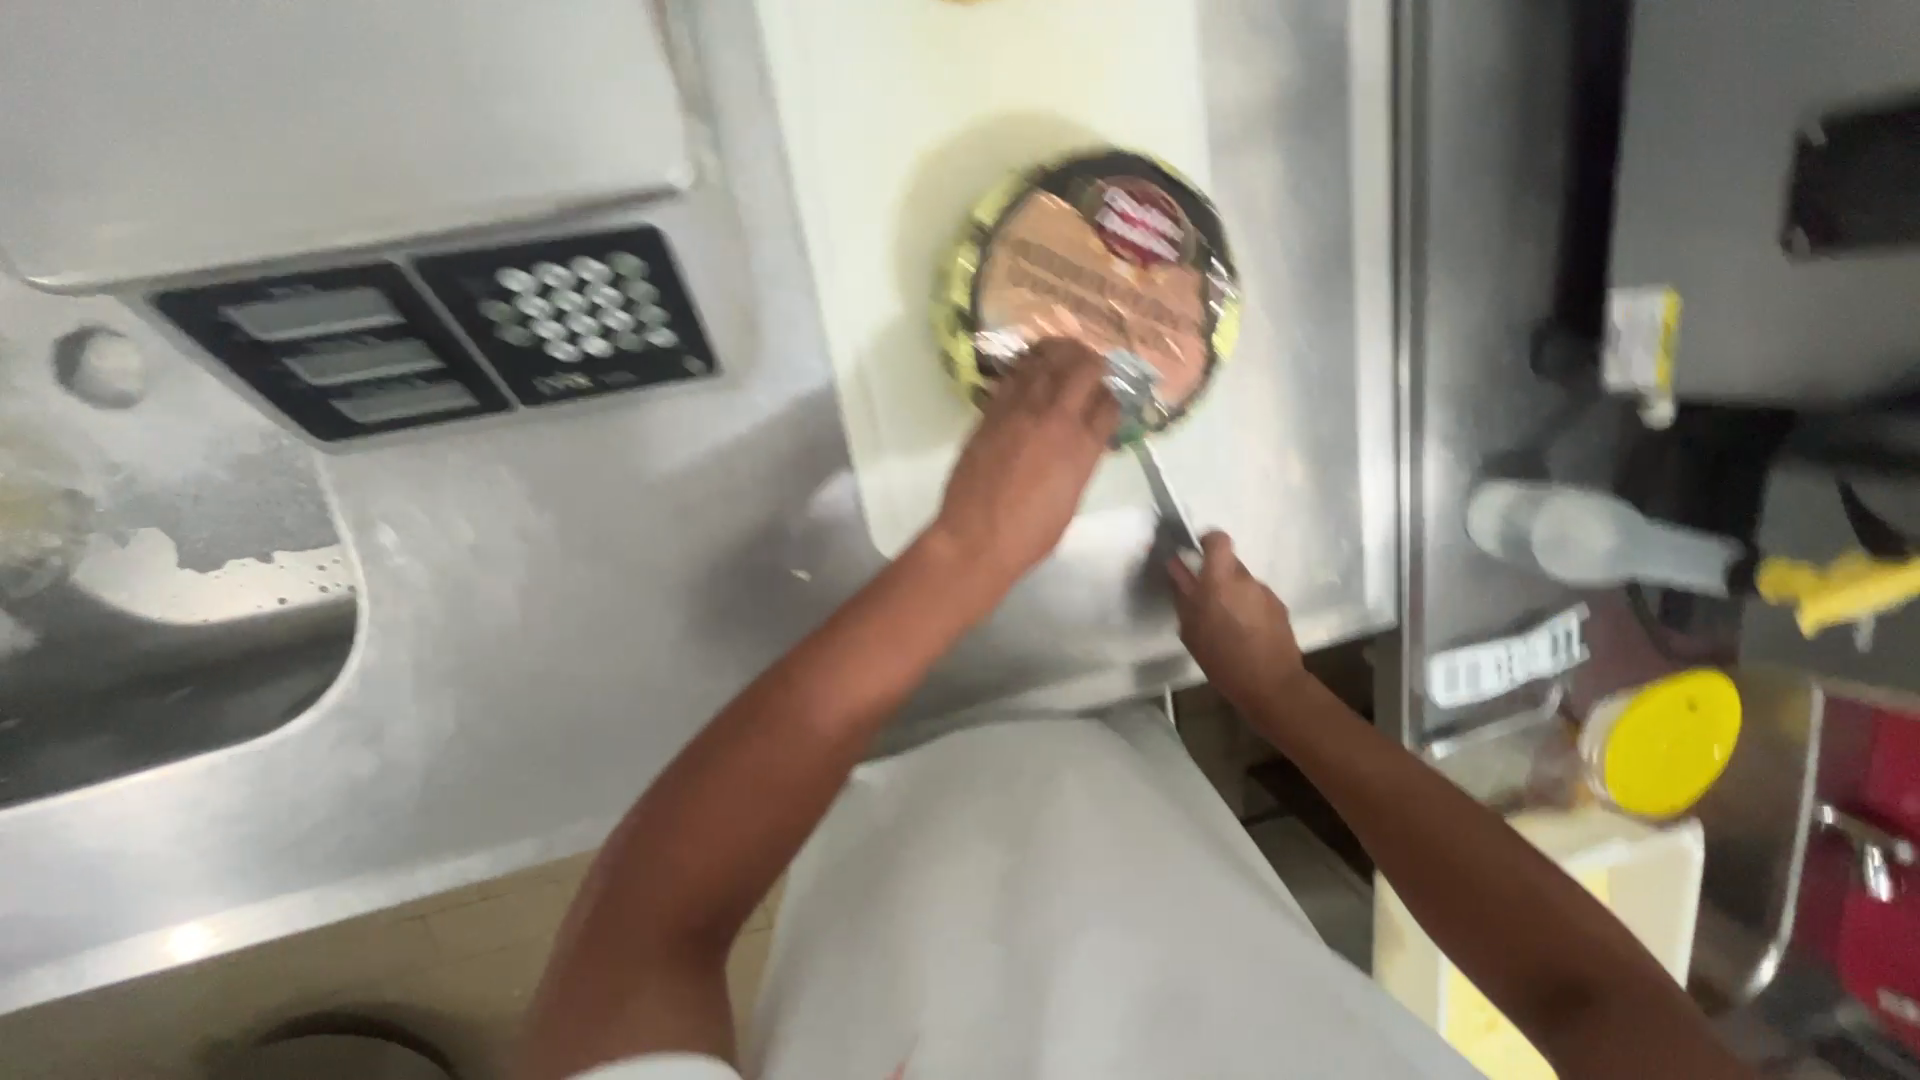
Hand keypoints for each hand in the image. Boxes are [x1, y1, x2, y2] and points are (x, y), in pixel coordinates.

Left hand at [928, 338, 1119, 587]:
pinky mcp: (991, 411)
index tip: (1112, 395)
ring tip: (1067, 350)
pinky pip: (1015, 374)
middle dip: (1095, 362)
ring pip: (1048, 360)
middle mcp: (1057, 420)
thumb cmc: (1029, 534)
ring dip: (1062, 350)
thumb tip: (1083, 442)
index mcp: (1083, 448)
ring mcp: (1021, 411)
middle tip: (1093, 364)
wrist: (976, 538)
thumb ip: (1080, 463)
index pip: (1110, 404)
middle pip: (1084, 369)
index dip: (1114, 395)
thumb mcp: (1071, 499)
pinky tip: (1034, 363)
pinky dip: (1029, 362)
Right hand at [1169, 532, 1307, 710]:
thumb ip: (1184, 594)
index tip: (1196, 557)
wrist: (1272, 685)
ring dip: (1232, 595)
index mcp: (1220, 581)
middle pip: (1228, 564)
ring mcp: (1266, 593)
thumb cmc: (1222, 659)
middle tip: (1205, 603)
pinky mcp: (1280, 608)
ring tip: (1226, 626)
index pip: (1218, 539)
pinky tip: (1245, 636)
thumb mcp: (1191, 630)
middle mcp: (1245, 580)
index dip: (1206, 542)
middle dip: (1215, 577)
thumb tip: (1177, 568)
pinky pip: (1256, 599)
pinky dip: (1248, 609)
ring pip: (1242, 583)